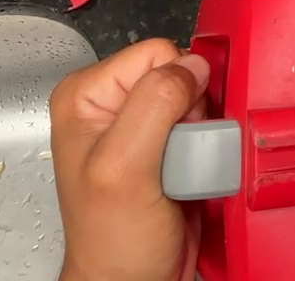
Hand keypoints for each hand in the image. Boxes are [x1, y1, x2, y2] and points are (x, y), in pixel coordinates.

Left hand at [50, 38, 209, 280]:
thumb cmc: (113, 242)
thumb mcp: (124, 168)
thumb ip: (155, 104)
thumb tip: (193, 65)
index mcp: (87, 94)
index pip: (155, 52)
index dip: (174, 89)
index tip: (167, 135)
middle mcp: (110, 101)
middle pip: (178, 70)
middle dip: (190, 111)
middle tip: (173, 156)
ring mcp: (139, 120)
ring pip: (197, 93)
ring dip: (201, 131)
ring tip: (180, 167)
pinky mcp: (166, 140)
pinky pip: (205, 118)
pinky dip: (207, 143)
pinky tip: (190, 170)